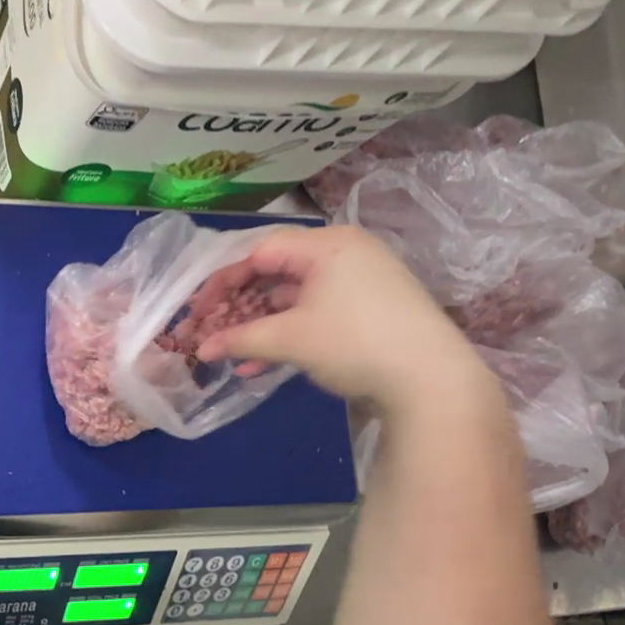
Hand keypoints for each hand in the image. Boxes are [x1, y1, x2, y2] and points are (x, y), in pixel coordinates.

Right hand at [197, 226, 493, 413]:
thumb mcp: (288, 339)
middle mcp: (342, 255)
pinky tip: (256, 368)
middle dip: (236, 307)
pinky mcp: (361, 312)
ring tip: (229, 355)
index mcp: (326, 245)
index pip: (260, 252)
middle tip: (207, 332)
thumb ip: (239, 339)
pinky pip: (309, 316)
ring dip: (255, 328)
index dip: (222, 281)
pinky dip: (282, 337)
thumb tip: (202, 349)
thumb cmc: (353, 342)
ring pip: (289, 299)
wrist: (428, 379)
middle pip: (273, 274)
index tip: (196, 311)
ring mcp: (354, 284)